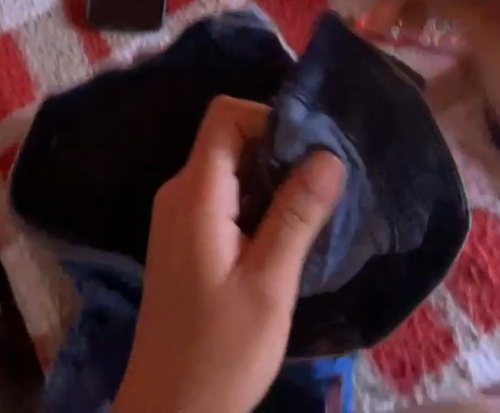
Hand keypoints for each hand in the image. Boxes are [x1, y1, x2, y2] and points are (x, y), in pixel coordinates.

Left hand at [114, 97, 346, 412]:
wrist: (170, 409)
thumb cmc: (222, 352)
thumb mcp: (269, 285)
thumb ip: (296, 215)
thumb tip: (329, 154)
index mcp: (194, 194)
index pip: (224, 115)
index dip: (268, 118)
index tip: (311, 153)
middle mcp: (178, 192)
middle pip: (227, 138)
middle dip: (277, 150)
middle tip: (322, 186)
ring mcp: (177, 215)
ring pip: (227, 167)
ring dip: (269, 178)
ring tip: (310, 212)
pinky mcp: (183, 237)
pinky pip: (221, 195)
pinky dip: (254, 201)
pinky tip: (282, 235)